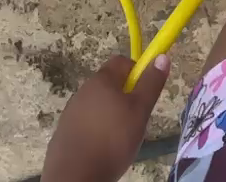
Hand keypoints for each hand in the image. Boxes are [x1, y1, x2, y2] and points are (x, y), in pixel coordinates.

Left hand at [41, 55, 171, 181]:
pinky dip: (95, 131)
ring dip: (110, 115)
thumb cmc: (112, 140)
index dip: (137, 72)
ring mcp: (71, 112)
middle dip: (125, 98)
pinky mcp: (63, 133)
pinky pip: (85, 124)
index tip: (145, 93)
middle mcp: (84, 90)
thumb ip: (151, 83)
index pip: (122, 62)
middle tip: (135, 119)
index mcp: (102, 80)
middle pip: (110, 85)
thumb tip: (161, 57)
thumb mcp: (140, 111)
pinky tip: (101, 150)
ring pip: (98, 105)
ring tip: (119, 139)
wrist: (75, 177)